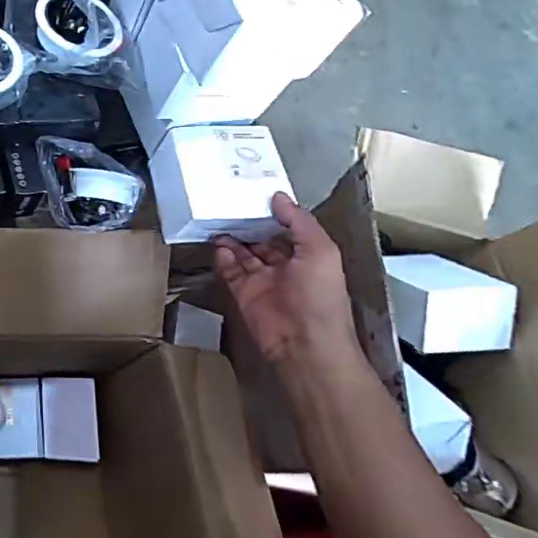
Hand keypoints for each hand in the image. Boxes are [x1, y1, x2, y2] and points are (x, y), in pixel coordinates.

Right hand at [213, 192, 359, 368]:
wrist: (303, 343)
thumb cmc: (319, 295)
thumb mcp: (320, 250)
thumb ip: (299, 221)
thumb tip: (278, 197)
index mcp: (308, 257)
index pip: (288, 230)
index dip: (273, 214)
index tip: (256, 194)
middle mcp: (285, 268)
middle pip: (262, 241)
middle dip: (249, 225)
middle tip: (230, 204)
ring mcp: (262, 282)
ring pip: (244, 255)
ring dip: (232, 239)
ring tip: (217, 219)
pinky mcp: (243, 294)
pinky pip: (230, 272)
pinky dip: (223, 258)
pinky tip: (217, 244)